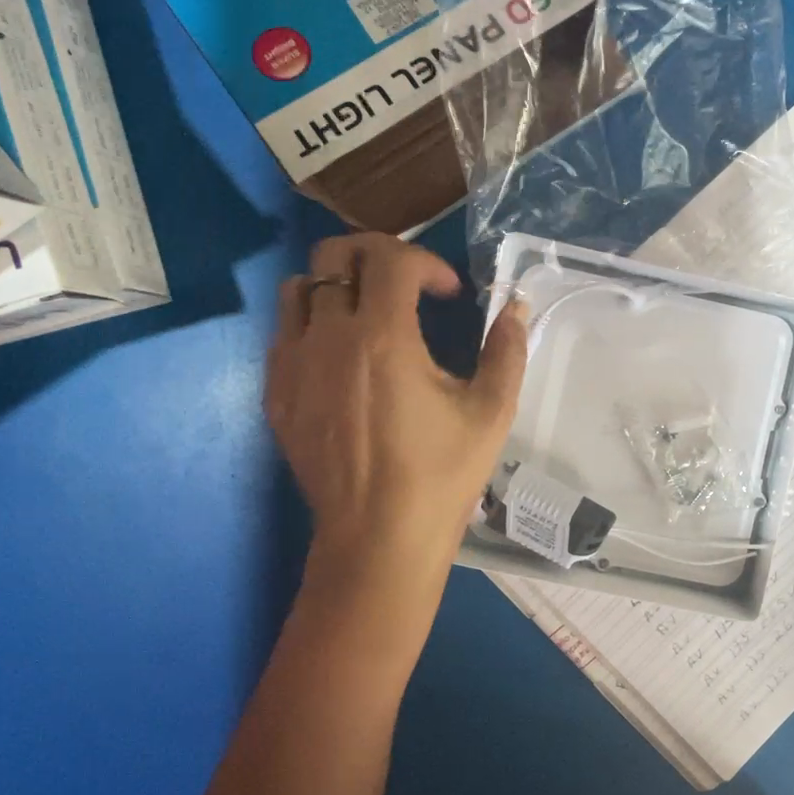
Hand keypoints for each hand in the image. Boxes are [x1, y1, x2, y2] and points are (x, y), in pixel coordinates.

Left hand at [265, 235, 527, 613]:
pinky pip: (284, 333)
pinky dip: (314, 324)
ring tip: (372, 315)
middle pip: (334, 255)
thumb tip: (516, 308)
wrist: (378, 539)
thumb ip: (506, 350)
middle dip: (377, 256)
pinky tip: (345, 358)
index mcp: (384, 338)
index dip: (427, 263)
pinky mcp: (277, 394)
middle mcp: (329, 338)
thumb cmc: (442, 474)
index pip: (391, 259)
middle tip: (408, 285)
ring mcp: (293, 366)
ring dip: (340, 285)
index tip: (450, 295)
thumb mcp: (491, 412)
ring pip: (300, 288)